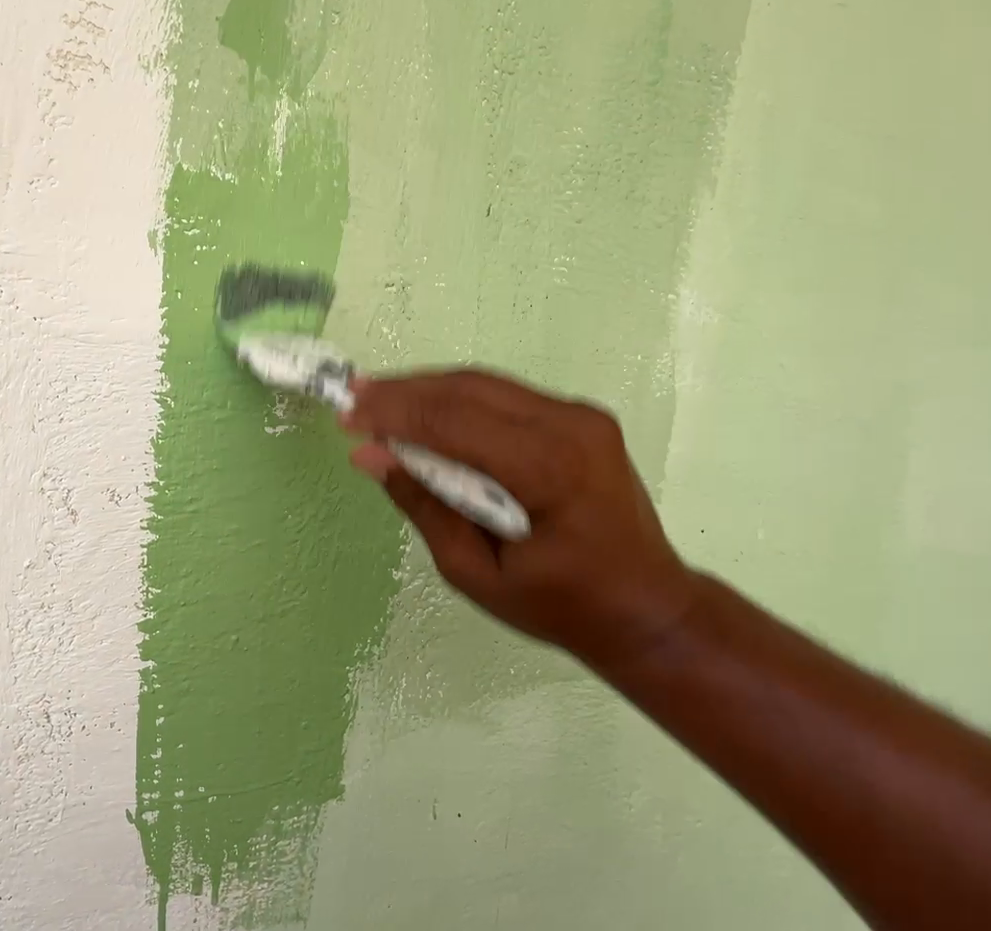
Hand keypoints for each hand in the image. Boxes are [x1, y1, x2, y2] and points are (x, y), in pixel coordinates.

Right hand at [342, 372, 698, 669]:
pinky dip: (455, 399)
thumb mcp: (474, 572)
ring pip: (483, 384)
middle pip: (466, 389)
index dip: (393, 414)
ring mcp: (579, 416)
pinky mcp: (578, 417)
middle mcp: (569, 427)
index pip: (453, 423)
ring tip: (374, 398)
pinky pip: (502, 395)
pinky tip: (422, 409)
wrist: (644, 605)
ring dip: (425, 390)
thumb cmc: (559, 604)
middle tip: (351, 398)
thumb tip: (370, 455)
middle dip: (402, 392)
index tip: (346, 418)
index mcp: (549, 470)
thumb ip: (423, 505)